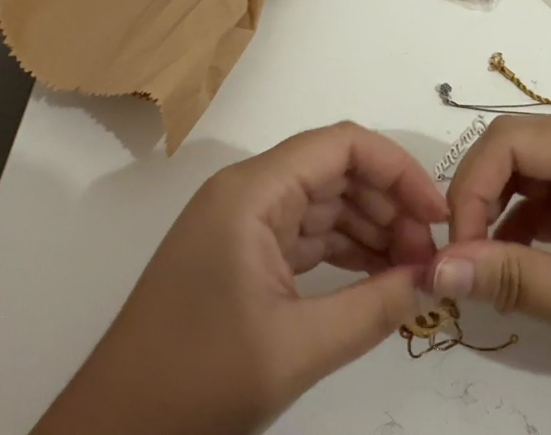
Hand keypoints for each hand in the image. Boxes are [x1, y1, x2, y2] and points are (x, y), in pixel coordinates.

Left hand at [35, 123, 445, 434]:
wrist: (115, 429)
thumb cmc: (199, 378)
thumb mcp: (298, 347)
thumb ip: (375, 307)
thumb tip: (435, 278)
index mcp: (252, 193)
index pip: (340, 145)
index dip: (397, 169)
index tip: (435, 215)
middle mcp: (247, 194)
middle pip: (335, 170)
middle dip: (388, 203)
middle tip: (428, 254)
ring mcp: (241, 223)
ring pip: (324, 202)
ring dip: (371, 228)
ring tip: (413, 269)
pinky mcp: (241, 253)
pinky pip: (306, 234)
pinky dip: (345, 250)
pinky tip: (379, 276)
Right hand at [429, 115, 550, 434]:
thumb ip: (514, 279)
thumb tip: (435, 268)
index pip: (517, 138)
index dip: (474, 180)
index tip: (457, 244)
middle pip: (518, 149)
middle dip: (478, 193)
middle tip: (459, 255)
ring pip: (525, 176)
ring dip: (492, 213)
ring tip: (475, 265)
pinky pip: (542, 205)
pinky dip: (514, 230)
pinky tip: (505, 266)